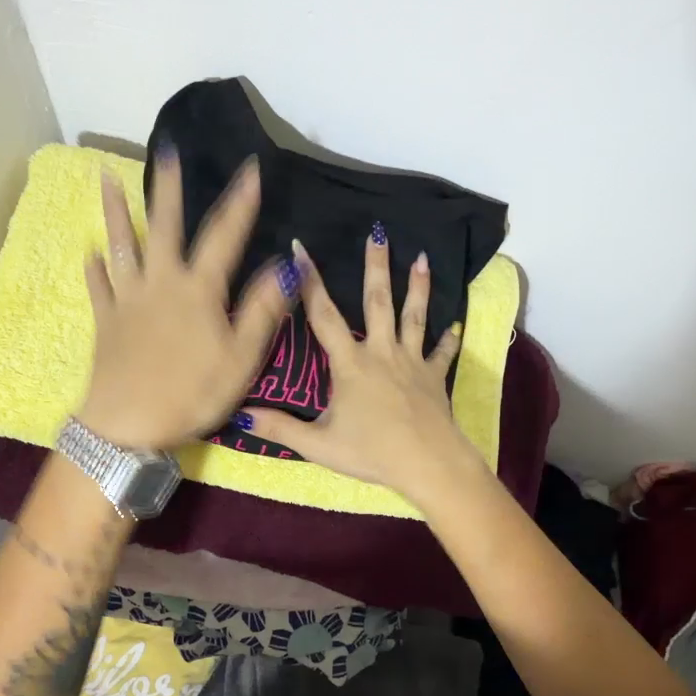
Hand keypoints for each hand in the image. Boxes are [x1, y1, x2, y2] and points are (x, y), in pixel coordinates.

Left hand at [75, 150, 297, 450]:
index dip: (240, 202)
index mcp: (199, 291)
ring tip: (108, 179)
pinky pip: (99, 287)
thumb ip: (262, 310)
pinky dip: (95, 268)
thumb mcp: (241, 358)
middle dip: (169, 188)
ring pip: (122, 247)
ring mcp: (128, 300)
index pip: (224, 237)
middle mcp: (161, 284)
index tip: (250, 169)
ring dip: (117, 212)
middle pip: (166, 227)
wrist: (127, 424)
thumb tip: (285, 266)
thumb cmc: (192, 394)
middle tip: (166, 150)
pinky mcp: (106, 322)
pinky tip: (90, 253)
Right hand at [243, 229, 487, 504]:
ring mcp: (412, 362)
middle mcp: (382, 353)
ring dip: (418, 287)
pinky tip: (456, 325)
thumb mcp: (320, 445)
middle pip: (378, 302)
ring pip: (414, 317)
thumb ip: (281, 428)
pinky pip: (442, 353)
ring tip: (422, 258)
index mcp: (351, 364)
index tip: (301, 248)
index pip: (324, 316)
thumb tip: (239, 416)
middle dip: (376, 266)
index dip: (309, 282)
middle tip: (378, 233)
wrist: (428, 462)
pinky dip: (449, 339)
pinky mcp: (434, 377)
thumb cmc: (372, 452)